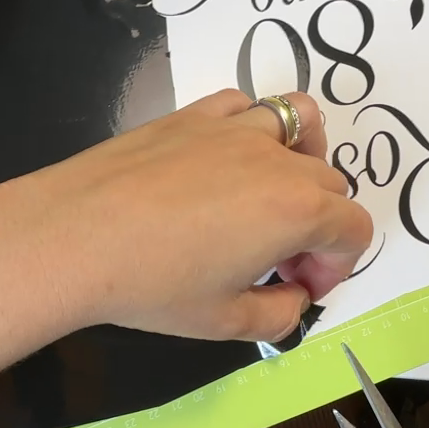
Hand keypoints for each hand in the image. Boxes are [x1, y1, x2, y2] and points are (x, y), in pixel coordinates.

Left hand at [0, 89, 370, 342]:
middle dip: (316, 227)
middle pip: (329, 183)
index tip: (297, 288)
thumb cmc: (154, 285)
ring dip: (301, 163)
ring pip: (299, 125)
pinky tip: (224, 162)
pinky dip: (252, 129)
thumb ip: (278, 316)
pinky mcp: (191, 114)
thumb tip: (292, 300)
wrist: (74, 237)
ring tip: (268, 196)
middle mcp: (276, 159)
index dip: (336, 267)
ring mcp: (233, 128)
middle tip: (273, 261)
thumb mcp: (224, 322)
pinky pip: (244, 105)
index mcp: (297, 210)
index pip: (354, 230)